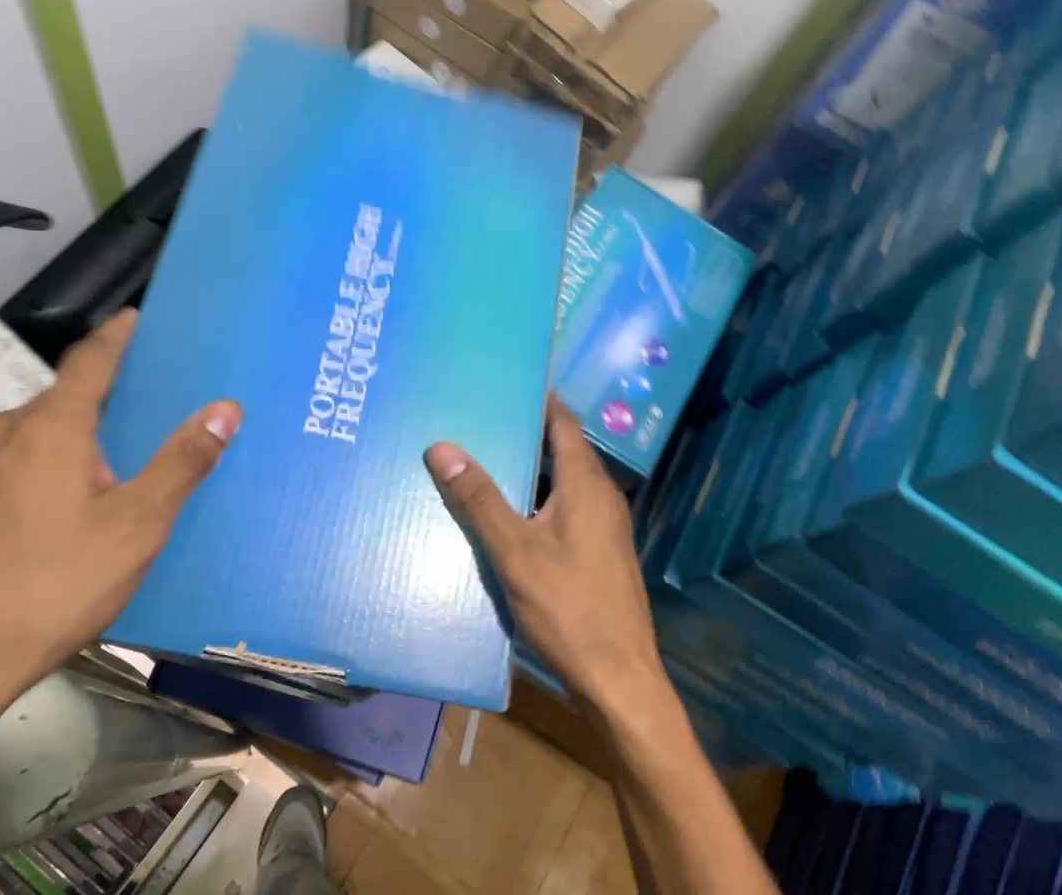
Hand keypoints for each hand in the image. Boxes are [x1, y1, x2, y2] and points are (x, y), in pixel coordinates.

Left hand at [0, 310, 241, 724]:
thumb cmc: (55, 587)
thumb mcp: (137, 528)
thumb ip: (182, 463)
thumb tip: (225, 407)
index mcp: (50, 428)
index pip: (89, 361)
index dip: (117, 337)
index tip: (135, 318)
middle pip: (60, 403)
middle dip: (99, 409)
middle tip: (138, 432)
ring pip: (28, 438)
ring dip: (65, 445)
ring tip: (97, 485)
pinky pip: (2, 467)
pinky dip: (34, 471)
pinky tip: (48, 520)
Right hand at [425, 396, 663, 714]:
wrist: (619, 680)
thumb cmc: (569, 610)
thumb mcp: (515, 553)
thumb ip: (480, 500)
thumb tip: (442, 446)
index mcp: (587, 486)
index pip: (564, 424)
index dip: (539, 400)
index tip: (504, 381)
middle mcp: (601, 499)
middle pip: (562, 451)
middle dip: (524, 434)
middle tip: (478, 419)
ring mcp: (604, 530)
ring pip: (561, 485)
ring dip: (528, 472)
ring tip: (482, 462)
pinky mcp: (599, 556)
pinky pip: (563, 512)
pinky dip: (535, 503)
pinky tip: (505, 519)